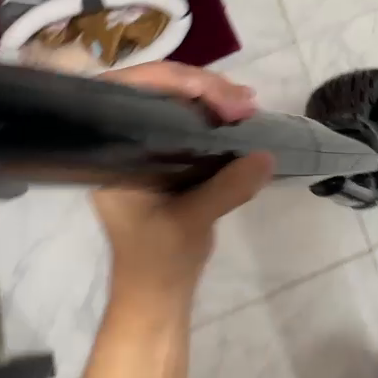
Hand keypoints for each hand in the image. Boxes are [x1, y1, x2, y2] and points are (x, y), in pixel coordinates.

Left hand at [91, 62, 273, 306]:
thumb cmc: (159, 261)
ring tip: (247, 104)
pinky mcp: (167, 157)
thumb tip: (266, 156)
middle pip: (156, 90)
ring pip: (175, 101)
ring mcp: (145, 148)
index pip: (131, 93)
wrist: (157, 295)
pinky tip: (240, 115)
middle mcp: (123, 143)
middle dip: (202, 86)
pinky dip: (215, 113)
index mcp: (111, 154)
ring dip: (212, 96)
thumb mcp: (192, 223)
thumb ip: (227, 188)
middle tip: (242, 101)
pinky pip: (188, 120)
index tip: (216, 97)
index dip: (173, 82)